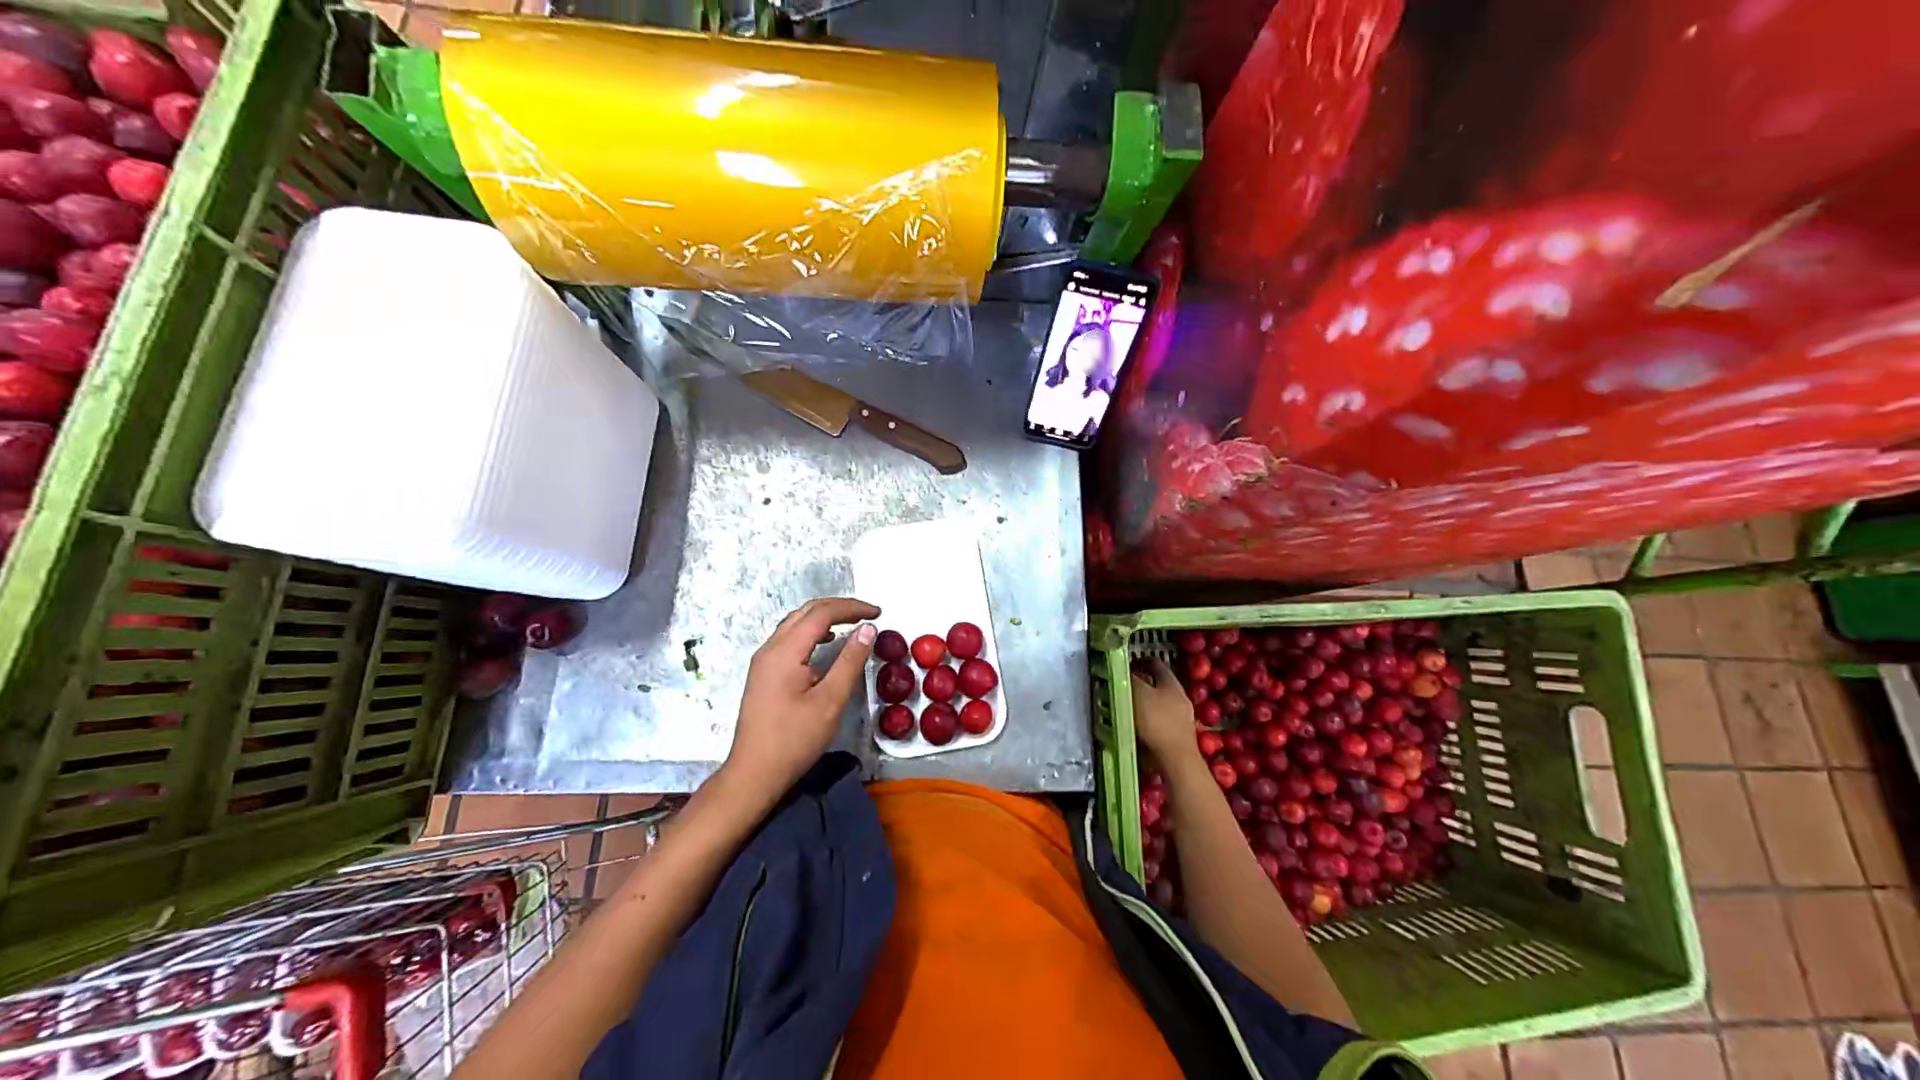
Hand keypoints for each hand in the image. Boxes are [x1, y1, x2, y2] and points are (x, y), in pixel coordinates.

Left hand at [723, 597, 880, 796]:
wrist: (754, 773)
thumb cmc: (794, 739)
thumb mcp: (830, 701)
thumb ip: (850, 661)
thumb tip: (867, 629)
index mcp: (785, 651)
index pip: (821, 613)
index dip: (851, 608)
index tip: (878, 613)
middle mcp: (770, 648)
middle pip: (806, 612)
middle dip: (839, 607)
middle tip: (868, 614)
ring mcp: (763, 661)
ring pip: (795, 624)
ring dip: (824, 618)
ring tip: (852, 624)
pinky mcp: (764, 673)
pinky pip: (789, 638)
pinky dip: (812, 632)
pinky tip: (826, 644)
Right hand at [1131, 657, 1198, 765]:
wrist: (1175, 758)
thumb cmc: (1156, 721)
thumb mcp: (1137, 694)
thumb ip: (1130, 680)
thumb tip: (1123, 671)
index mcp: (1172, 683)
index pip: (1157, 664)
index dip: (1141, 661)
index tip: (1127, 664)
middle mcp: (1181, 697)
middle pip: (1160, 685)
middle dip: (1143, 684)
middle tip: (1125, 686)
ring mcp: (1183, 718)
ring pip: (1161, 704)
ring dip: (1146, 704)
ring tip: (1128, 708)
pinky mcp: (1179, 736)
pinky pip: (1161, 721)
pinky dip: (1150, 721)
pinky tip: (1139, 727)